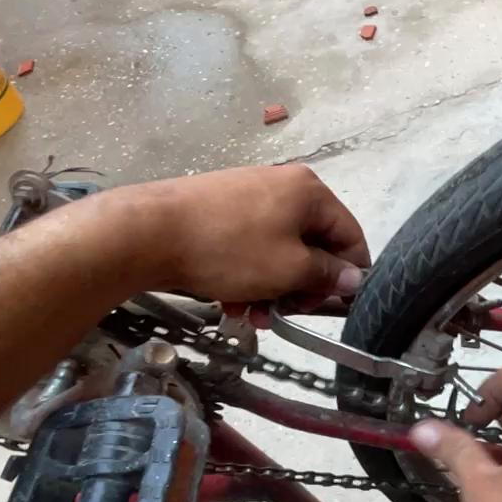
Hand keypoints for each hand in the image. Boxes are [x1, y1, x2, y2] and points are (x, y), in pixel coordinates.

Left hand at [106, 164, 369, 303]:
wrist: (147, 232)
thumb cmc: (230, 249)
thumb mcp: (290, 269)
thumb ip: (329, 275)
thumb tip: (354, 279)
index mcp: (310, 192)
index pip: (350, 237)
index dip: (349, 276)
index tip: (333, 306)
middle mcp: (284, 185)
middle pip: (314, 245)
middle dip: (303, 286)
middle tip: (288, 313)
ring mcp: (250, 194)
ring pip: (280, 250)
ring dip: (274, 288)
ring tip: (253, 316)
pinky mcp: (221, 207)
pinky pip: (251, 245)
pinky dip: (249, 275)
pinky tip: (232, 301)